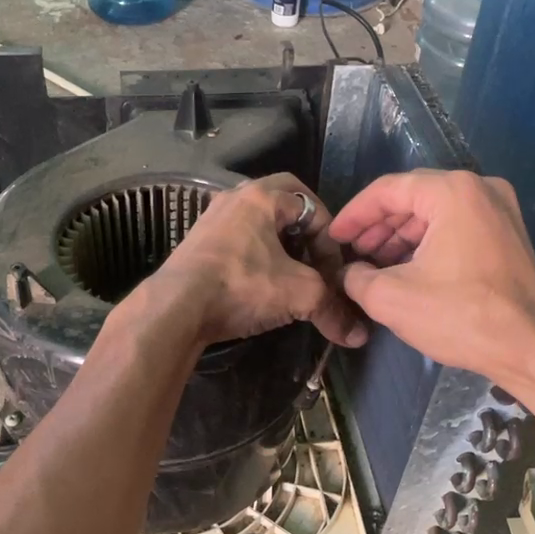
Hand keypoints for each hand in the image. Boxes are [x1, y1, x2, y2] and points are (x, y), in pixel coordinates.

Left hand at [134, 173, 367, 348]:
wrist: (176, 307)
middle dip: (306, 233)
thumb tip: (358, 337)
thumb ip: (332, 309)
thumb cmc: (241, 286)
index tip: (334, 272)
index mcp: (262, 196)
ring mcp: (211, 220)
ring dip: (279, 246)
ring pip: (258, 224)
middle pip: (284, 205)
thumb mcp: (300, 294)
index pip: (313, 206)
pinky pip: (237, 242)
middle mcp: (234, 199)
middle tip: (317, 261)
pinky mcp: (196, 245)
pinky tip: (259, 285)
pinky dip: (255, 258)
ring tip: (291, 275)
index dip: (331, 240)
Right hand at [330, 169, 534, 378]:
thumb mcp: (391, 298)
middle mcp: (481, 189)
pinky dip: (429, 244)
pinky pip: (457, 228)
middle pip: (414, 198)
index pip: (388, 190)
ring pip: (436, 214)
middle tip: (352, 253)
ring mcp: (501, 211)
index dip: (354, 215)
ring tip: (374, 265)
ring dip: (402, 237)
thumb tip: (348, 273)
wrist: (531, 347)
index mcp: (452, 192)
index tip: (333, 238)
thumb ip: (356, 278)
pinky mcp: (509, 236)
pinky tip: (408, 270)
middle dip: (378, 226)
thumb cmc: (461, 315)